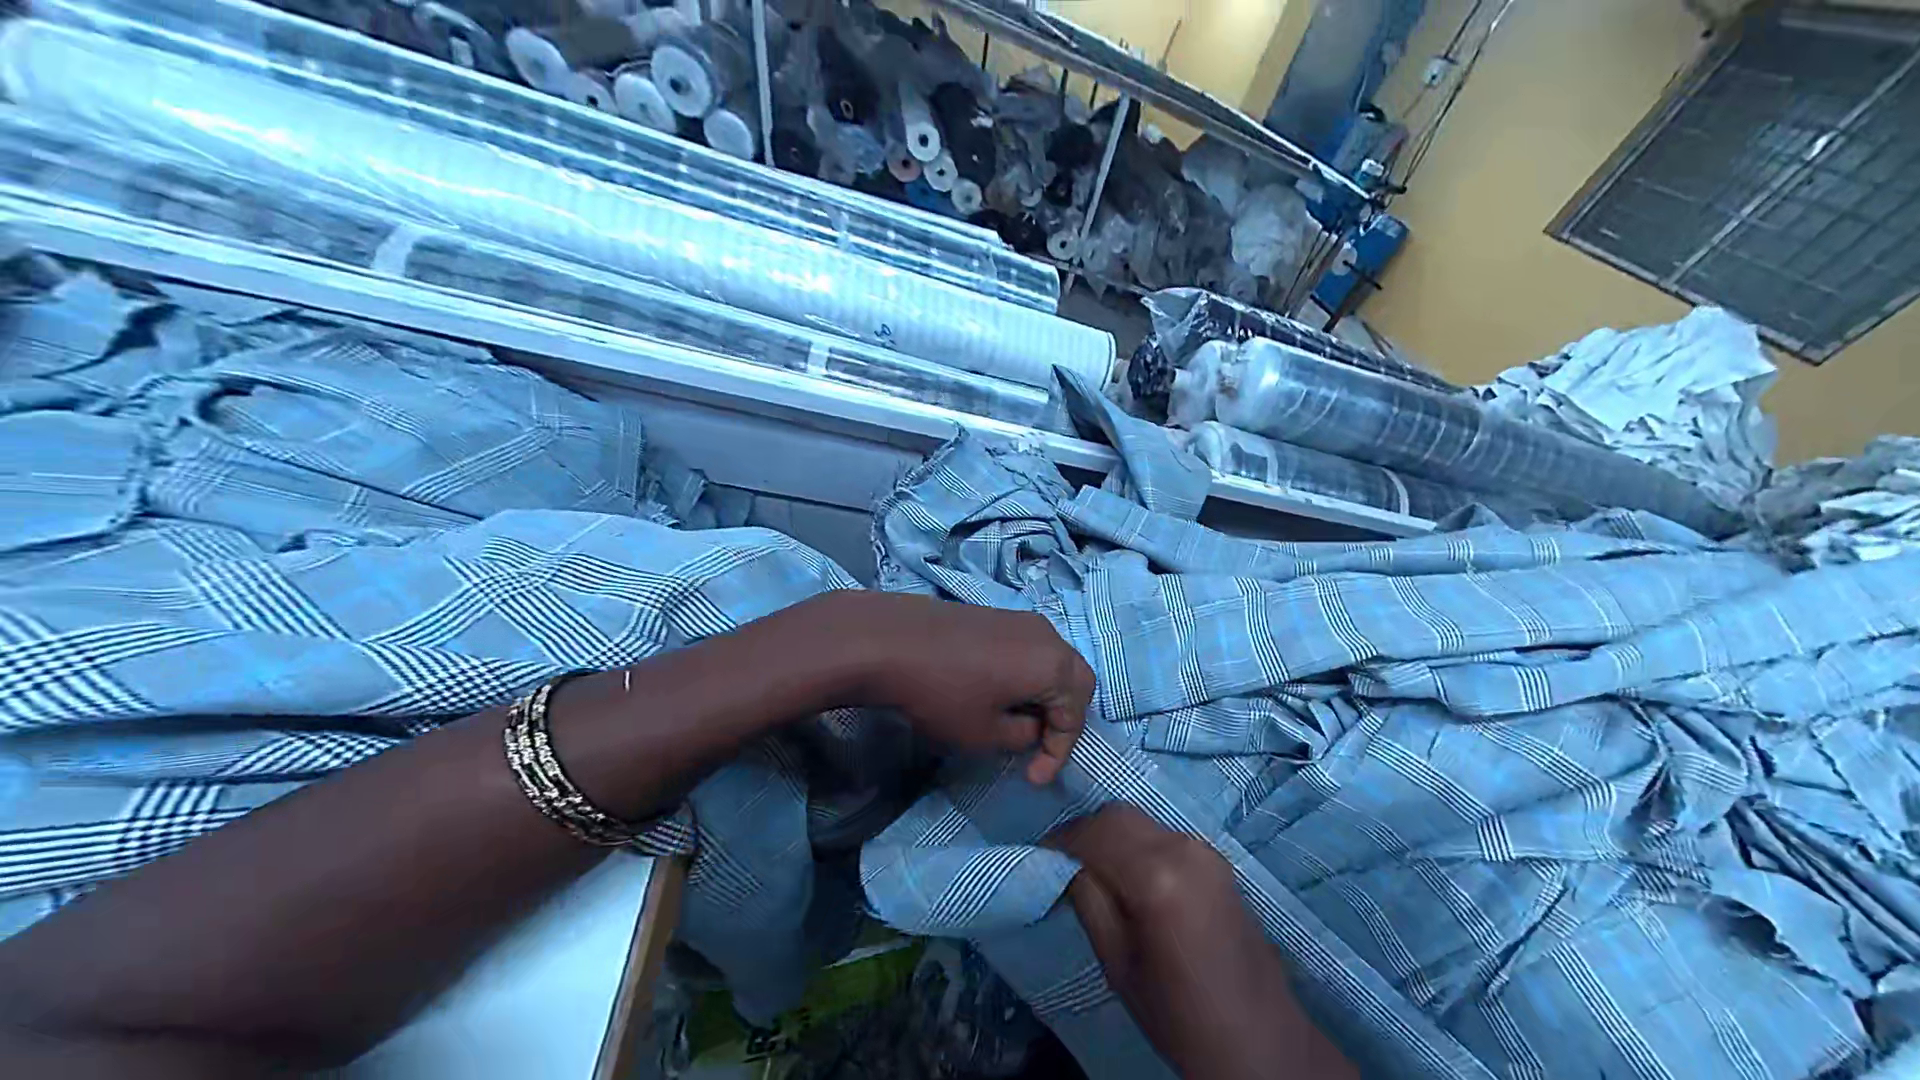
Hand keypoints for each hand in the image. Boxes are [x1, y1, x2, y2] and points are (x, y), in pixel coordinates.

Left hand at [789, 591, 1093, 784]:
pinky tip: (997, 693)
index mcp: (1054, 664)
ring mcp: (1019, 619)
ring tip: (1018, 722)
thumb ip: (1024, 736)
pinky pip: (1027, 649)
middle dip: (1062, 718)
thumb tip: (1031, 725)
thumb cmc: (942, 693)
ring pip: (1051, 662)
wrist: (889, 641)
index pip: (1074, 715)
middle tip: (1039, 746)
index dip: (1059, 752)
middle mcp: (1046, 634)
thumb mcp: (986, 733)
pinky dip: (1025, 675)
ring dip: (1043, 695)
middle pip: (1073, 681)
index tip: (1035, 778)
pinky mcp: (995, 616)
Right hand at [1051, 804, 1356, 1079]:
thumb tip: (1066, 862)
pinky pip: (1161, 834)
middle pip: (1117, 816)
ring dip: (1110, 835)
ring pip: (1139, 821)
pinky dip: (1135, 842)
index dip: (1061, 840)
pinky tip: (1127, 873)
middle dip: (1085, 831)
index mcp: (1157, 876)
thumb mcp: (1117, 963)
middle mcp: (1183, 848)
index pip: (1093, 833)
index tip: (1040, 854)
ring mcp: (1204, 850)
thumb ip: (1088, 900)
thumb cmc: (1180, 1013)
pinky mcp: (1216, 859)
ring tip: (1092, 869)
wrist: (1261, 1041)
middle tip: (1063, 861)